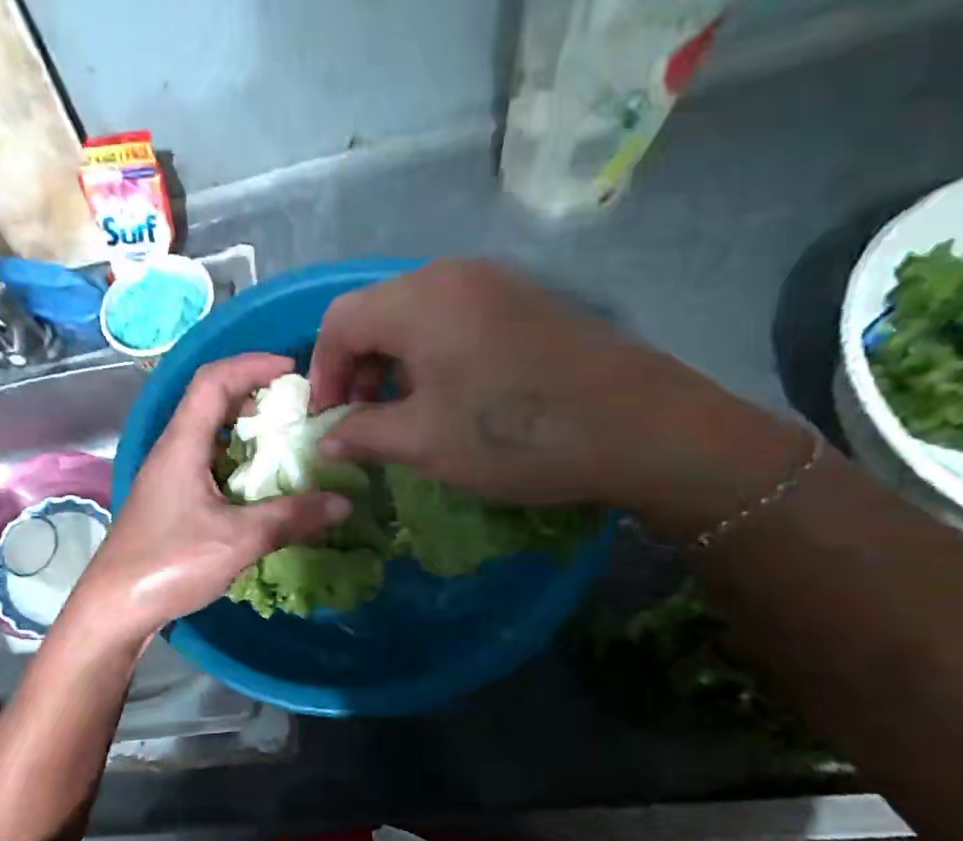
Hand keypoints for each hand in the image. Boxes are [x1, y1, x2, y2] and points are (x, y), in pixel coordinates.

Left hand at [64, 354, 350, 643]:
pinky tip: (261, 482)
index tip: (293, 370)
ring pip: (209, 432)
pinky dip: (237, 458)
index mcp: (181, 444)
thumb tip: (343, 503)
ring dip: (246, 427)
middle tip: (297, 406)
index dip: (252, 365)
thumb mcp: (237, 540)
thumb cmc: (169, 564)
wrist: (114, 608)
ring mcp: (168, 476)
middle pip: (210, 400)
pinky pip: (207, 461)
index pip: (213, 380)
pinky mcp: (170, 500)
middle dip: (254, 392)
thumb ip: (291, 518)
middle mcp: (171, 451)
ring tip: (285, 438)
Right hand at [309, 258, 809, 539]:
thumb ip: (363, 433)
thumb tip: (326, 438)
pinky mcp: (526, 301)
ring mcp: (495, 283)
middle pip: (376, 312)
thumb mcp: (425, 443)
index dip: (321, 373)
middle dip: (356, 368)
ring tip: (400, 413)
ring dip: (394, 363)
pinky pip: (455, 318)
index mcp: (418, 300)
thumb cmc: (516, 436)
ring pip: (416, 315)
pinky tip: (448, 396)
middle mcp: (452, 275)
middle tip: (359, 420)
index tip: (325, 421)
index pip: (339, 322)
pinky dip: (432, 355)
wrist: (641, 427)